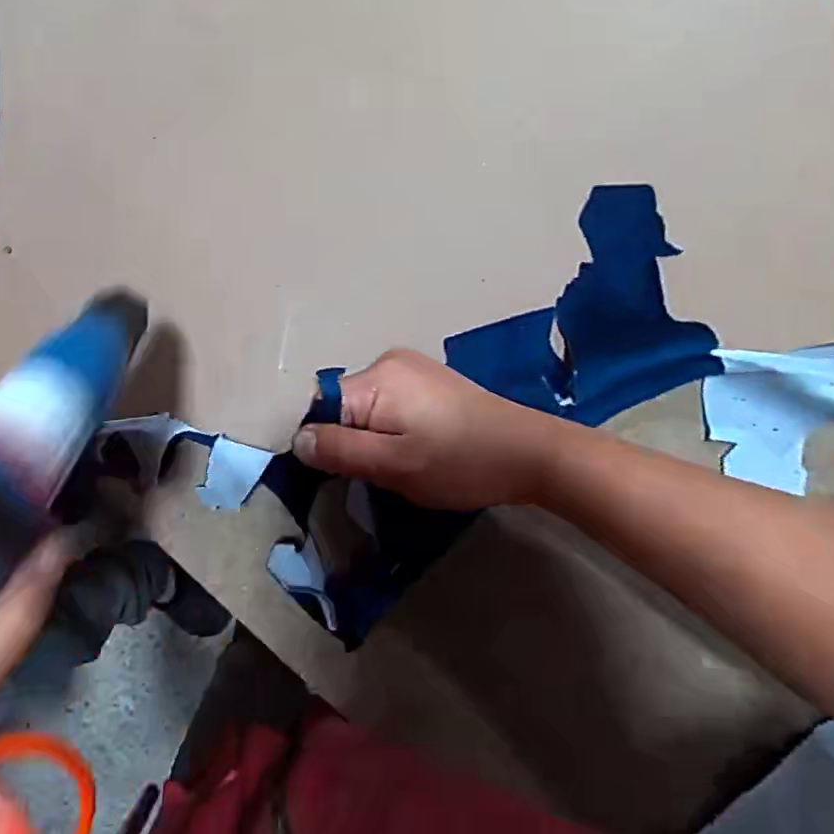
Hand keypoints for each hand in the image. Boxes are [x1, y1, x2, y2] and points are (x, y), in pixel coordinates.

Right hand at [289, 348, 579, 509]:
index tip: (335, 469)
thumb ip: (340, 450)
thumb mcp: (394, 466)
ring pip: (364, 405)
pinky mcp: (428, 379)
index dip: (321, 438)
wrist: (536, 454)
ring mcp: (411, 367)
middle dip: (349, 438)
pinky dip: (389, 426)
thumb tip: (297, 440)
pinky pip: (387, 402)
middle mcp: (387, 361)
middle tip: (379, 471)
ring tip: (403, 461)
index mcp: (376, 377)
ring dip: (370, 435)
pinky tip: (418, 446)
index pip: (319, 403)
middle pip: (341, 403)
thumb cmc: (461, 462)